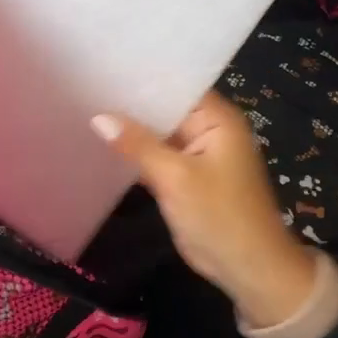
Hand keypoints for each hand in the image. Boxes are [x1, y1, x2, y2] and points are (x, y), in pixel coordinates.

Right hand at [92, 92, 318, 328]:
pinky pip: (157, 152)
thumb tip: (98, 117)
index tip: (104, 65)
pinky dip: (136, 150)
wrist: (251, 273)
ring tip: (87, 104)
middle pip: (163, 106)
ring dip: (130, 126)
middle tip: (87, 83)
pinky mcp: (186, 175)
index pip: (175, 84)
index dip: (141, 75)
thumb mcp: (175, 177)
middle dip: (130, 100)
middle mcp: (208, 128)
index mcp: (217, 118)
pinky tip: (102, 139)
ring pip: (157, 131)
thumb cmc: (221, 217)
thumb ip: (137, 144)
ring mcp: (197, 152)